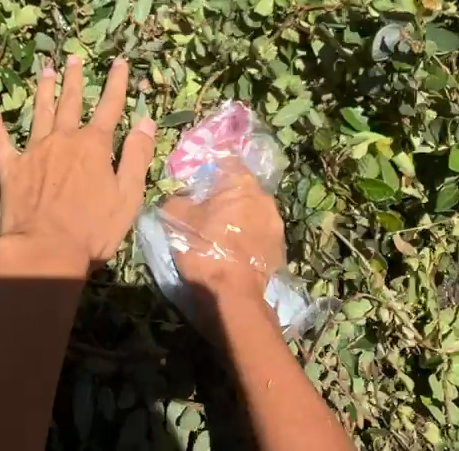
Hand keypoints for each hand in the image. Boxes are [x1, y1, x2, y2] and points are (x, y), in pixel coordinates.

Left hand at [0, 56, 156, 274]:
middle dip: (74, 78)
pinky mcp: (11, 167)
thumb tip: (145, 121)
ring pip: (39, 111)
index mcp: (94, 145)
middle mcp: (64, 139)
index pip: (110, 106)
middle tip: (73, 58)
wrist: (45, 250)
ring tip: (45, 69)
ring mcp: (35, 150)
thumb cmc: (93, 229)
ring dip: (43, 89)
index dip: (117, 83)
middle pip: (71, 102)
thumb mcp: (128, 196)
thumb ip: (137, 156)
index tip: (120, 62)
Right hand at [159, 163, 284, 303]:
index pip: (227, 163)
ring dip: (240, 218)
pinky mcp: (280, 248)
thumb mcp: (177, 219)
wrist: (233, 294)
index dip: (211, 171)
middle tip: (208, 210)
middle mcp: (264, 197)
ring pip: (253, 212)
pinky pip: (261, 235)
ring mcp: (276, 224)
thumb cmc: (205, 248)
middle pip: (241, 189)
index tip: (199, 183)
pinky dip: (250, 239)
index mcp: (241, 183)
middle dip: (226, 197)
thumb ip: (177, 200)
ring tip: (223, 234)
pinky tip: (236, 251)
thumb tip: (180, 197)